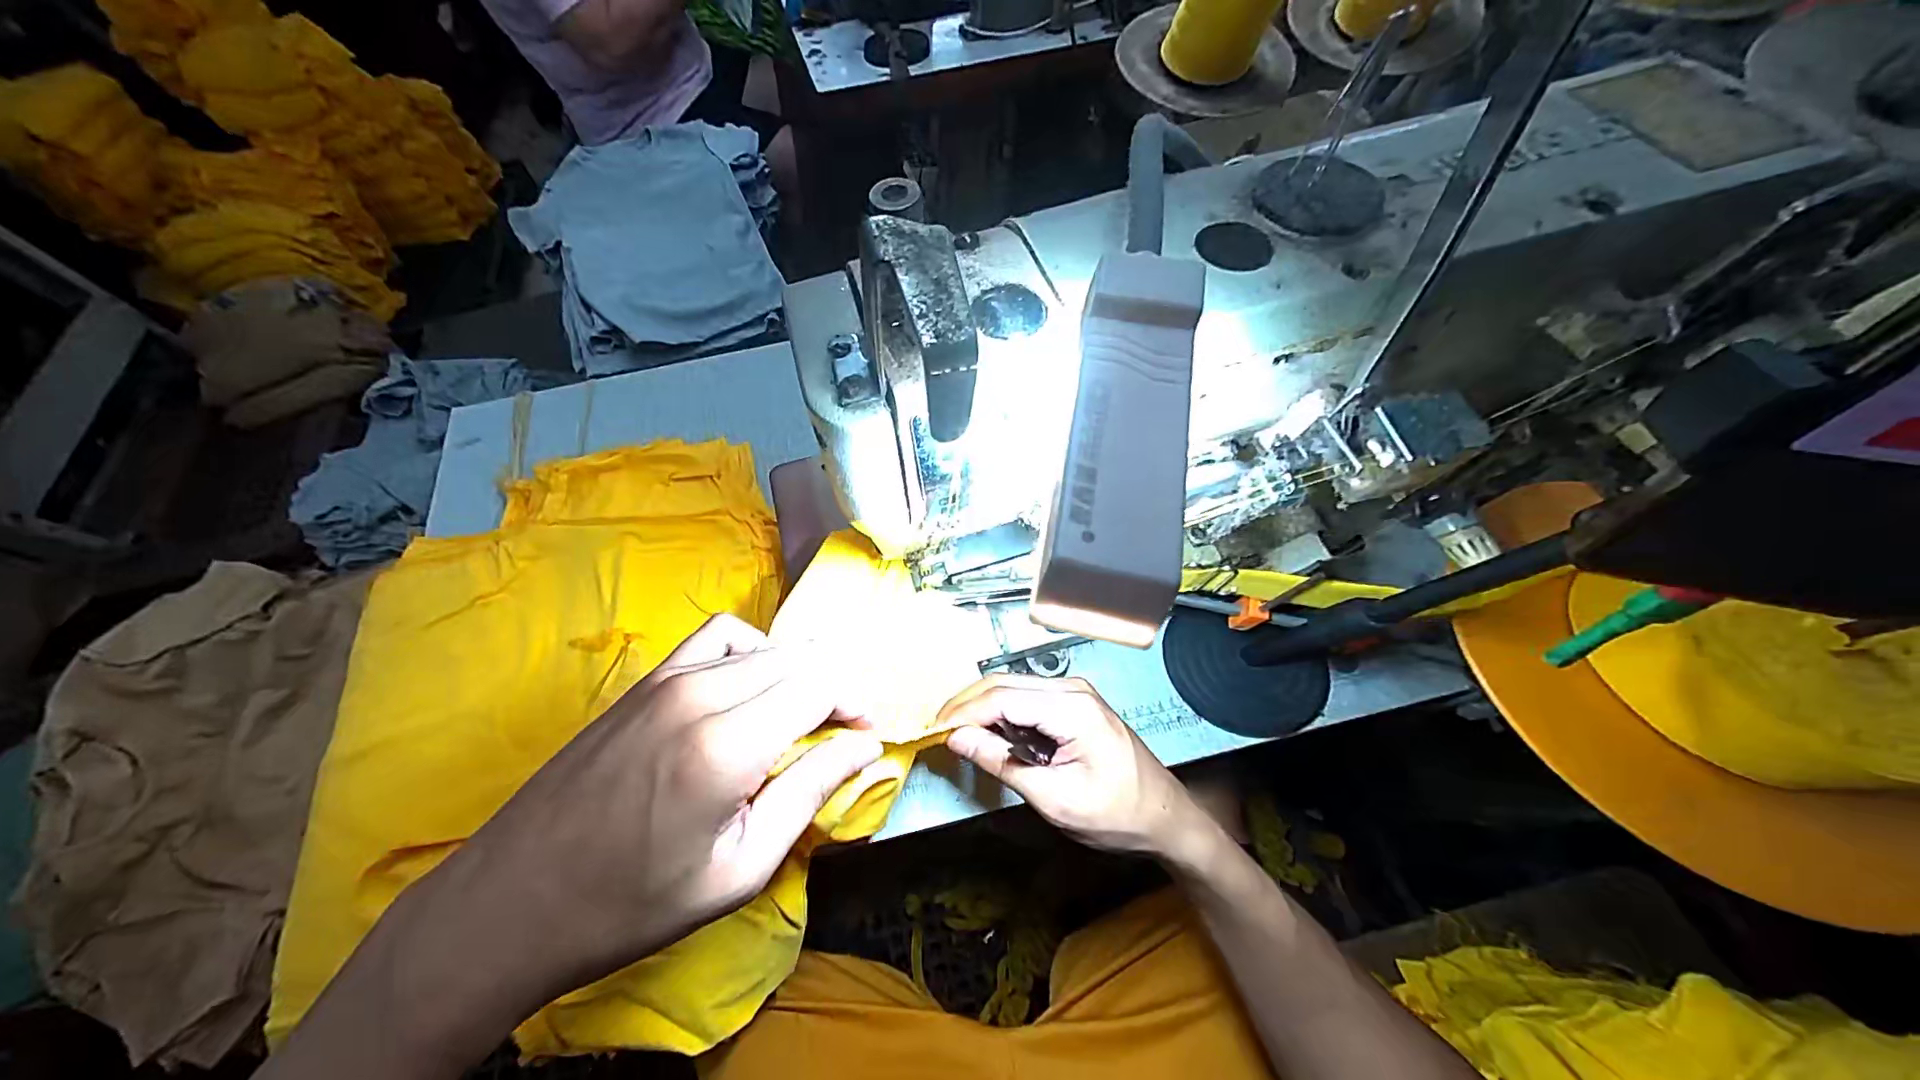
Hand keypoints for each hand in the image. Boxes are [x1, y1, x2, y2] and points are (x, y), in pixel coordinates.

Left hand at [451, 614, 882, 997]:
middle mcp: (699, 695)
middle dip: (835, 689)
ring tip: (802, 716)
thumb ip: (809, 794)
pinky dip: (753, 651)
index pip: (820, 686)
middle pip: (798, 660)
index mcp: (725, 746)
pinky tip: (751, 689)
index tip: (867, 736)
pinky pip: (718, 638)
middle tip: (842, 734)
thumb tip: (865, 748)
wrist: (512, 902)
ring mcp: (666, 680)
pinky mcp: (644, 681)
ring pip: (764, 646)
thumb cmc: (632, 904)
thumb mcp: (740, 869)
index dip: (856, 705)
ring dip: (798, 672)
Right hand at [940, 675, 1212, 859]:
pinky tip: (990, 736)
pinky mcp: (1074, 705)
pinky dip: (1003, 716)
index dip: (962, 713)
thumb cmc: (1117, 814)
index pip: (1001, 698)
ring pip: (1012, 689)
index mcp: (1071, 707)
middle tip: (938, 732)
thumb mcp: (1054, 797)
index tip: (934, 733)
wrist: (1166, 818)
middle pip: (1003, 684)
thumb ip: (1002, 762)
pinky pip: (1028, 701)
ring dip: (982, 710)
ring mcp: (1075, 694)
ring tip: (957, 737)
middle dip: (966, 706)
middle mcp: (1072, 689)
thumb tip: (957, 738)